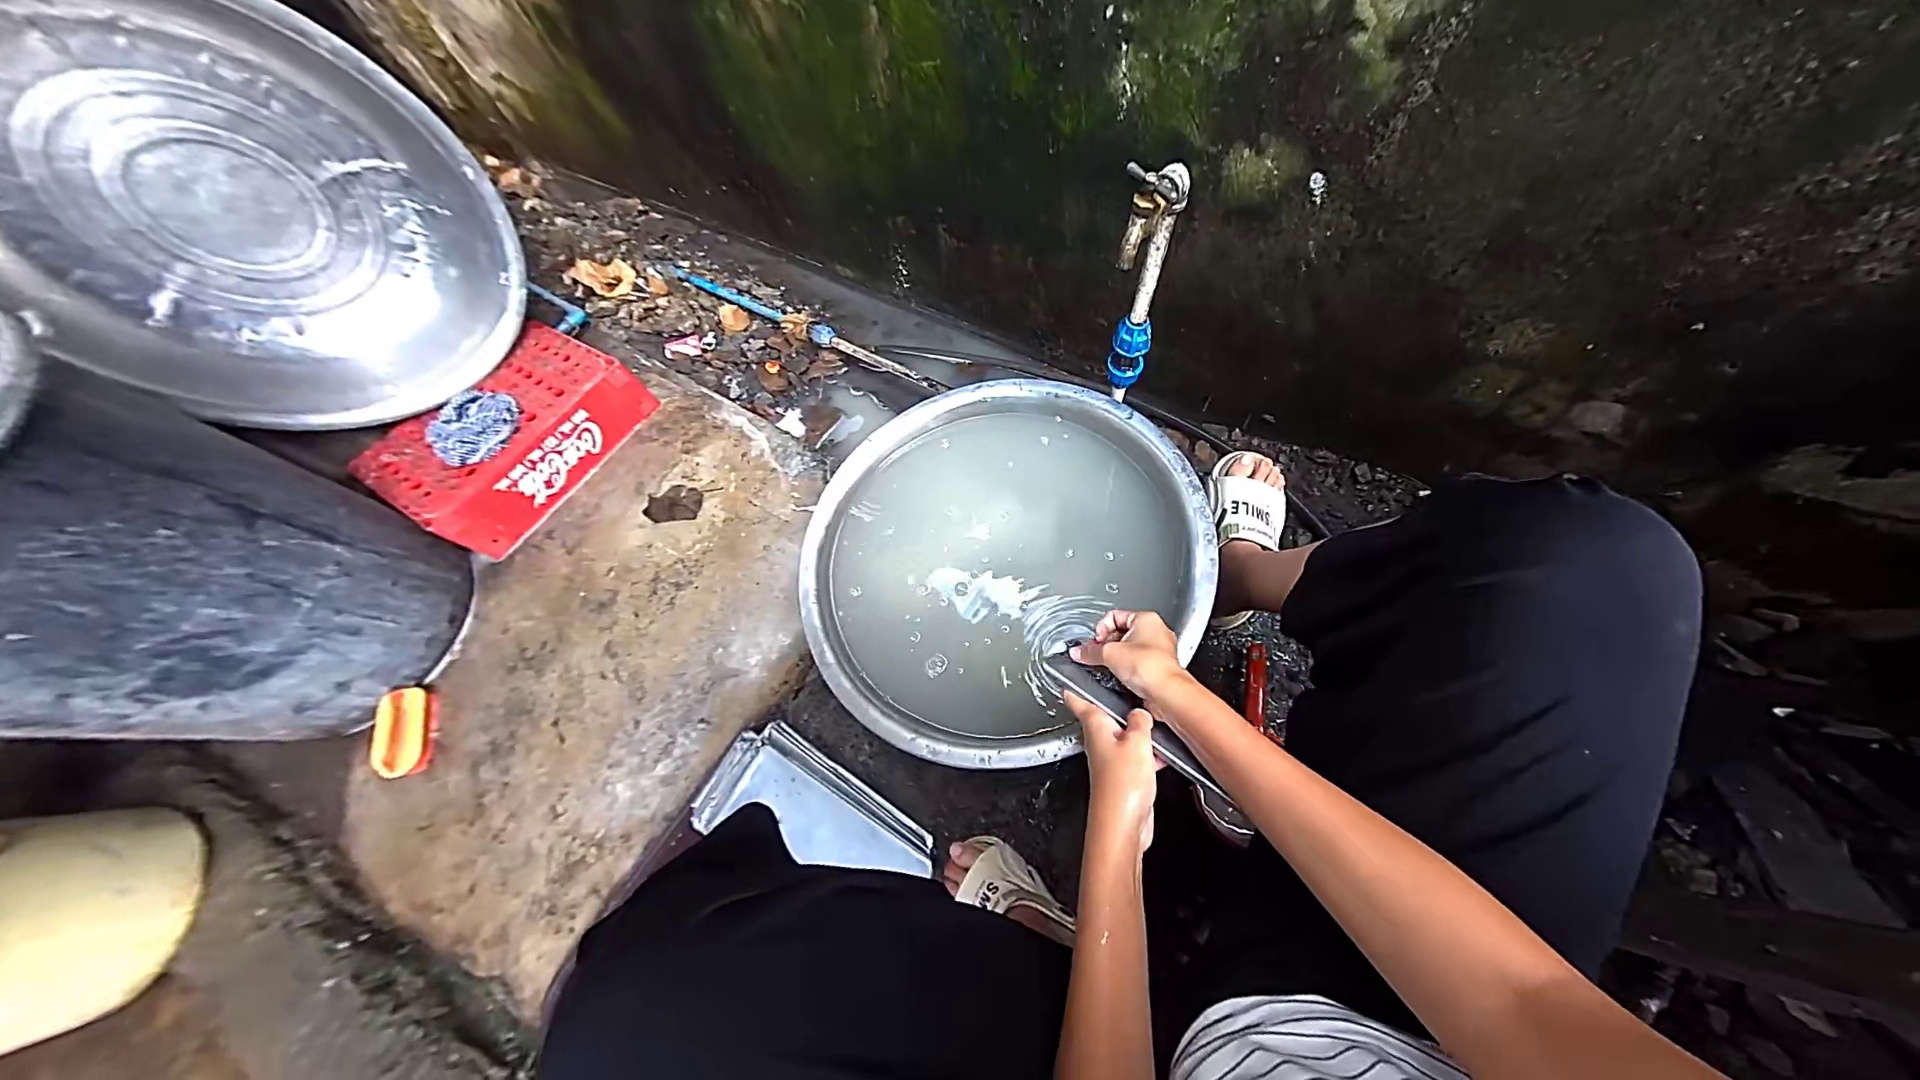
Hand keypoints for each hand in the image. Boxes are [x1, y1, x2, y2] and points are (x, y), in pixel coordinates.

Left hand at [1065, 691, 1157, 854]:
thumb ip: (1140, 721)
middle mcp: (1099, 741)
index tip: (1071, 672)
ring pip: (1124, 734)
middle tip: (1128, 689)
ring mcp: (1111, 758)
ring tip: (1155, 721)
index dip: (1075, 685)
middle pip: (1105, 715)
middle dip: (1117, 704)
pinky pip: (1136, 755)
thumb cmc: (1122, 785)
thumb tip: (1140, 712)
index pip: (1078, 699)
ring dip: (1138, 730)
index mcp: (1095, 726)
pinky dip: (1148, 752)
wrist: (1123, 823)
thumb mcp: (1137, 741)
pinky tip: (1163, 754)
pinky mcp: (1123, 774)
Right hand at [1069, 610, 1187, 704]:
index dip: (1101, 629)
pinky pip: (1137, 663)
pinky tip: (1122, 676)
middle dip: (1107, 645)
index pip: (1114, 616)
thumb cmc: (1150, 667)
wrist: (1166, 693)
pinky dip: (1127, 668)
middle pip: (1120, 632)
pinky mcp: (1158, 667)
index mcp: (1146, 619)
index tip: (1095, 642)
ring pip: (1128, 649)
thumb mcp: (1109, 654)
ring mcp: (1159, 650)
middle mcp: (1156, 631)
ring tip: (1111, 666)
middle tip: (1099, 654)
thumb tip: (1079, 652)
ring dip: (1116, 658)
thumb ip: (1090, 651)